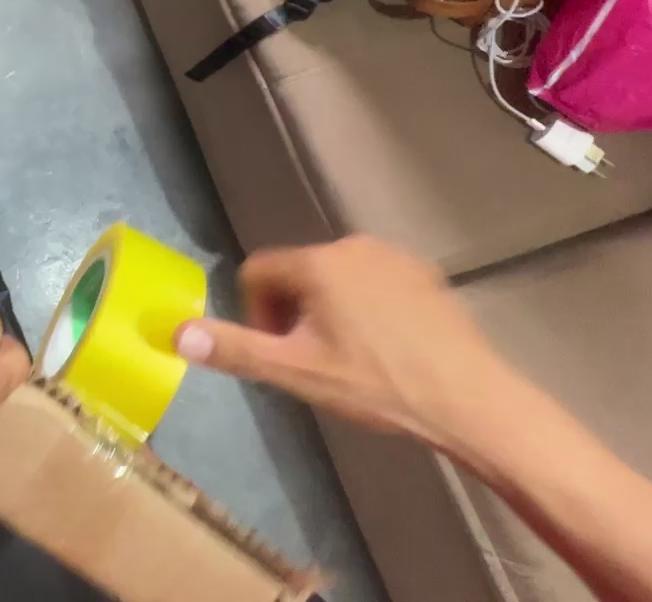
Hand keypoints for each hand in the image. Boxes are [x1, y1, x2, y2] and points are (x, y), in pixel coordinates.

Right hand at [174, 235, 530, 452]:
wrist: (476, 406)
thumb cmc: (377, 385)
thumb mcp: (297, 372)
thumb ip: (234, 348)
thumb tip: (175, 333)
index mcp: (316, 263)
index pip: (257, 272)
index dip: (256, 312)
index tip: (281, 351)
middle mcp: (352, 246)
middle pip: (295, 273)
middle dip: (292, 312)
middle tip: (312, 359)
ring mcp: (393, 258)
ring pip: (333, 277)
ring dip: (326, 309)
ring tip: (349, 357)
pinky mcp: (426, 275)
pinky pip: (371, 281)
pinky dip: (365, 307)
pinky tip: (386, 348)